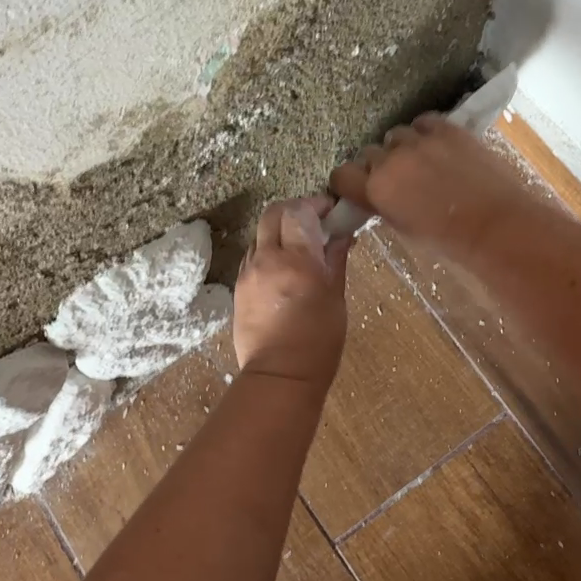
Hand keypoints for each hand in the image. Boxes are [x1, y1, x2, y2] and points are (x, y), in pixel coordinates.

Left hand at [233, 196, 351, 386]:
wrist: (280, 375)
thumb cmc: (319, 341)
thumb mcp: (336, 298)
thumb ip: (335, 260)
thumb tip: (342, 236)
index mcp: (297, 260)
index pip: (299, 211)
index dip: (315, 204)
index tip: (331, 211)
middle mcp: (267, 259)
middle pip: (273, 214)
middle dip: (294, 210)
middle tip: (314, 222)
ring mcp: (248, 273)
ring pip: (260, 235)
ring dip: (279, 232)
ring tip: (299, 249)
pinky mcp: (238, 288)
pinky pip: (252, 257)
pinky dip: (267, 252)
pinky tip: (282, 270)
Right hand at [328, 114, 532, 256]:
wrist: (497, 225)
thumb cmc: (450, 240)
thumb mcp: (405, 229)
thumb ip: (384, 206)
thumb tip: (378, 195)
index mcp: (376, 190)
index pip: (342, 175)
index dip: (348, 181)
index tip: (358, 186)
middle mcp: (390, 160)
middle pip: (370, 153)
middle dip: (379, 165)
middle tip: (399, 180)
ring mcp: (419, 141)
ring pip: (396, 135)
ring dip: (403, 147)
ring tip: (423, 162)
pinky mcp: (446, 128)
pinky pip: (423, 122)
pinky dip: (426, 132)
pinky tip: (438, 146)